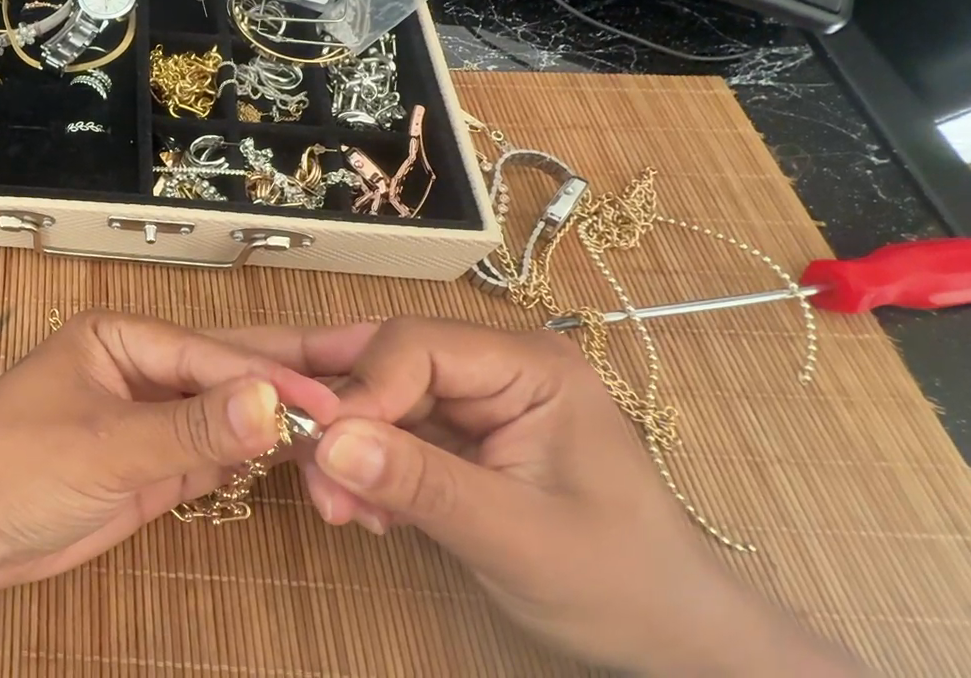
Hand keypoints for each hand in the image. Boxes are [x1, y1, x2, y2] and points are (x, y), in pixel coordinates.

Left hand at [0, 311, 342, 592]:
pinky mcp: (152, 462)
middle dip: (291, 375)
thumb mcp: (106, 445)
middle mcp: (139, 366)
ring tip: (351, 418)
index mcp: (119, 336)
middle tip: (368, 374)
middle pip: (226, 368)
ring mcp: (148, 416)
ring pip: (226, 411)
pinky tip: (299, 455)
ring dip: (279, 419)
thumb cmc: (11, 464)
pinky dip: (252, 457)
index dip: (273, 379)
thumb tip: (272, 404)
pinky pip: (214, 452)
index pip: (211, 353)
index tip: (335, 403)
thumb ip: (191, 429)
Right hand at [297, 317, 861, 676]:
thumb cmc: (618, 584)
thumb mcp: (516, 538)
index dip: (358, 387)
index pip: (414, 346)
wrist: (671, 636)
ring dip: (344, 448)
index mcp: (527, 365)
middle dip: (338, 416)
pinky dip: (361, 467)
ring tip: (337, 506)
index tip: (320, 448)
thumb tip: (327, 441)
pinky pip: (385, 430)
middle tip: (309, 473)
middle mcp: (492, 364)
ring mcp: (472, 397)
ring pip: (373, 396)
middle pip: (382, 361)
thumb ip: (421, 483)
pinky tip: (363, 509)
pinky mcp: (455, 432)